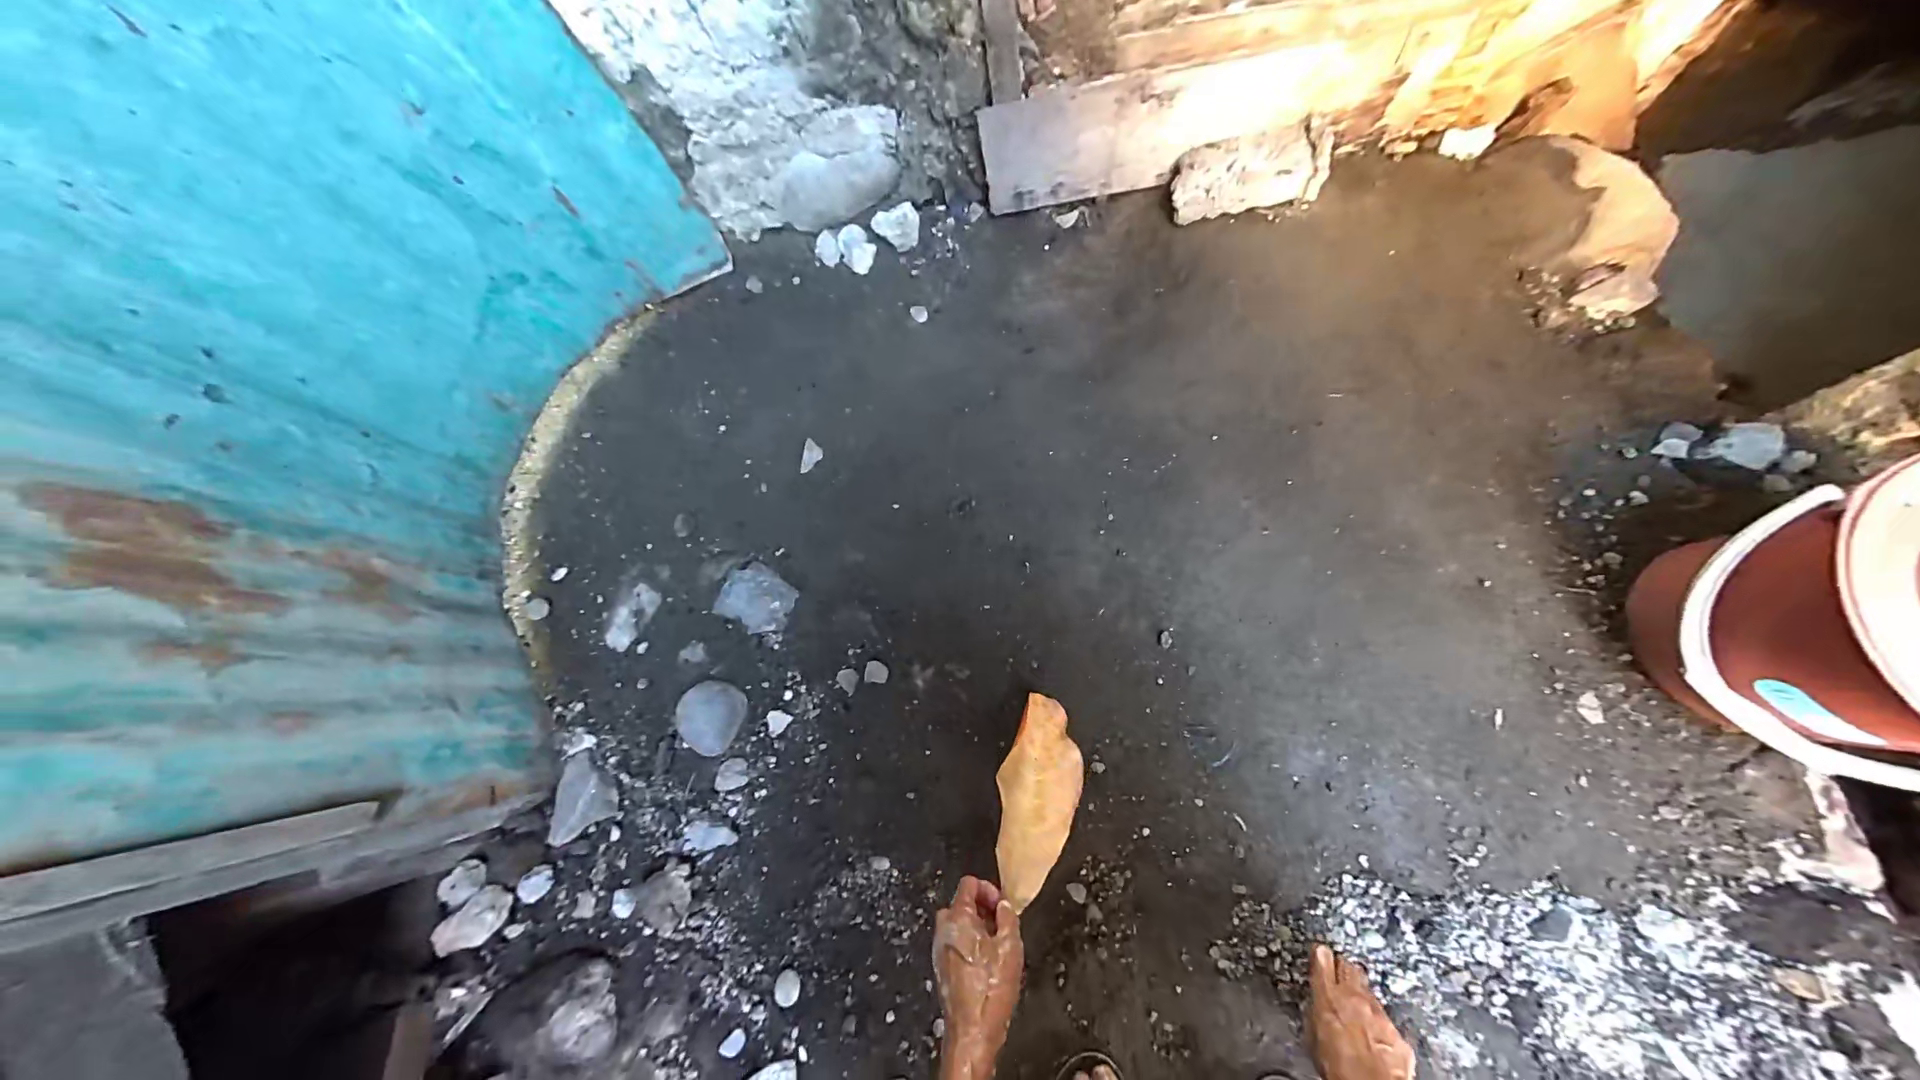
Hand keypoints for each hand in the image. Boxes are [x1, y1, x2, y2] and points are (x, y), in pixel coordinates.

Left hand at [933, 876, 1022, 1079]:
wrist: (972, 1030)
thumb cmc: (990, 989)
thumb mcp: (1011, 946)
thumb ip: (1008, 917)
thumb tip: (1004, 904)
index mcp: (958, 917)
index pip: (968, 883)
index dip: (988, 889)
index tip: (1001, 905)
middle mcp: (944, 928)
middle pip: (962, 902)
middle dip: (983, 909)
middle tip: (1002, 925)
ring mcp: (940, 947)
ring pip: (959, 923)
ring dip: (977, 926)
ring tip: (997, 945)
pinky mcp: (941, 965)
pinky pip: (955, 941)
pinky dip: (969, 943)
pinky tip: (986, 962)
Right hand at [1307, 944, 1415, 1079]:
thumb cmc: (1338, 1067)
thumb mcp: (1313, 1035)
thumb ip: (1315, 1011)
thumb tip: (1317, 1006)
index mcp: (1328, 995)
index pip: (1322, 957)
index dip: (1321, 955)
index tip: (1320, 954)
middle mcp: (1354, 997)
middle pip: (1349, 966)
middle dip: (1343, 969)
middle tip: (1339, 977)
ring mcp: (1379, 1013)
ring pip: (1369, 991)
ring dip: (1361, 996)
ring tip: (1357, 1011)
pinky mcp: (1397, 1031)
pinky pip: (1385, 1019)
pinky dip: (1378, 1023)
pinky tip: (1374, 1037)